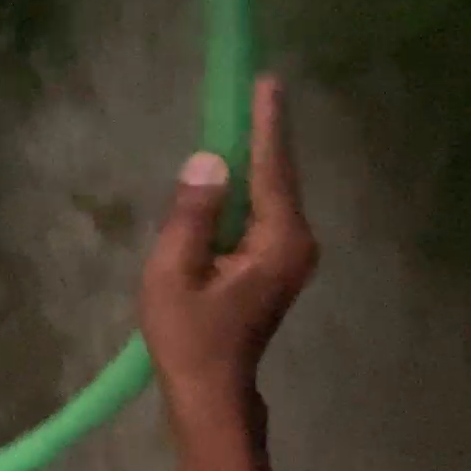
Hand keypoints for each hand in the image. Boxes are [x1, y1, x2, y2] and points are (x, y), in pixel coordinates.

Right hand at [140, 76, 317, 418]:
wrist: (209, 389)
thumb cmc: (187, 335)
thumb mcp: (173, 273)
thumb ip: (191, 215)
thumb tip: (206, 161)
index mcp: (279, 240)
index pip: (272, 170)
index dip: (266, 126)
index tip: (266, 82)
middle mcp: (297, 242)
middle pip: (275, 180)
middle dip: (258, 140)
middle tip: (245, 99)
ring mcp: (288, 257)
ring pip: (266, 200)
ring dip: (247, 169)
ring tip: (230, 132)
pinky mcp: (273, 268)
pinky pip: (258, 219)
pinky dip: (240, 198)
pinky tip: (222, 188)